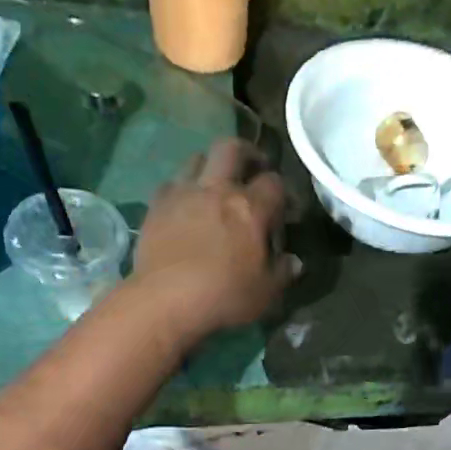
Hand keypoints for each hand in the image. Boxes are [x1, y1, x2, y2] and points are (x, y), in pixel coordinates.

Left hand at [131, 138, 295, 335]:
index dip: (282, 193)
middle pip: (232, 148)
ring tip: (213, 186)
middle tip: (251, 169)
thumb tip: (294, 262)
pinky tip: (182, 206)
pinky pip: (170, 184)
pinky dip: (180, 189)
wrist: (165, 300)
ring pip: (197, 158)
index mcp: (249, 207)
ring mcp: (183, 194)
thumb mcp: (263, 292)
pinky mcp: (156, 207)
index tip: (283, 209)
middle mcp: (217, 189)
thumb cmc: (223, 297)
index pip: (274, 183)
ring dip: (209, 166)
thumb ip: (281, 273)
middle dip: (246, 153)